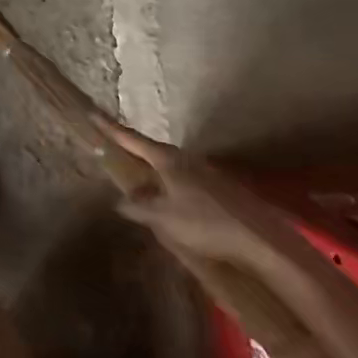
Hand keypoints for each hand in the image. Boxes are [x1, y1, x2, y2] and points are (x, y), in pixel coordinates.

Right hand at [105, 126, 319, 279]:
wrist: (264, 243)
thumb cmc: (205, 224)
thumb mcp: (162, 218)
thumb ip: (137, 206)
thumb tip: (120, 200)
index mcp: (168, 161)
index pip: (132, 140)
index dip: (110, 128)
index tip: (92, 113)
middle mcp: (188, 160)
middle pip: (155, 152)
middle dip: (136, 152)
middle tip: (117, 151)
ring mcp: (210, 174)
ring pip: (174, 168)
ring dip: (157, 173)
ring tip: (145, 184)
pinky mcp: (225, 191)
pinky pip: (189, 183)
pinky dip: (175, 188)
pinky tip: (176, 204)